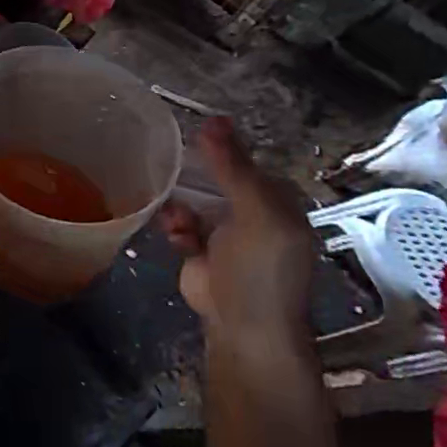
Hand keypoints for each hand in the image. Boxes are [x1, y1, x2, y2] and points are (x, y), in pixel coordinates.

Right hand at [159, 118, 315, 342]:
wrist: (241, 327)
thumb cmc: (259, 267)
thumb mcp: (254, 211)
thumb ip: (232, 166)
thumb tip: (214, 119)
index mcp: (276, 200)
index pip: (244, 160)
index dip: (219, 149)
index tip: (190, 137)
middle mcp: (252, 211)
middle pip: (214, 176)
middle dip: (191, 177)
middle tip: (169, 168)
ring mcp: (224, 230)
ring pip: (191, 196)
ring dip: (180, 204)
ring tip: (177, 219)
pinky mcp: (198, 247)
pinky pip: (179, 220)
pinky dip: (174, 225)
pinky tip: (175, 236)